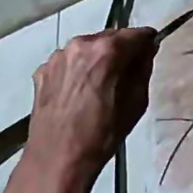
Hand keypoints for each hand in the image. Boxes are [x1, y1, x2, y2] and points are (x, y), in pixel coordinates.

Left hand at [24, 26, 157, 192]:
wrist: (58, 158)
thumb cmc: (103, 134)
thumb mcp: (136, 103)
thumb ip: (142, 70)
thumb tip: (146, 52)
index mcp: (106, 50)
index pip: (136, 34)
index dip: (147, 42)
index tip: (150, 51)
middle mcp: (78, 45)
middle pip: (109, 38)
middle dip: (121, 50)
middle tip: (127, 72)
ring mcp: (57, 57)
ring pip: (86, 49)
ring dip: (97, 59)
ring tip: (101, 85)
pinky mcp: (42, 71)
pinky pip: (68, 63)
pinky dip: (77, 71)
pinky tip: (80, 93)